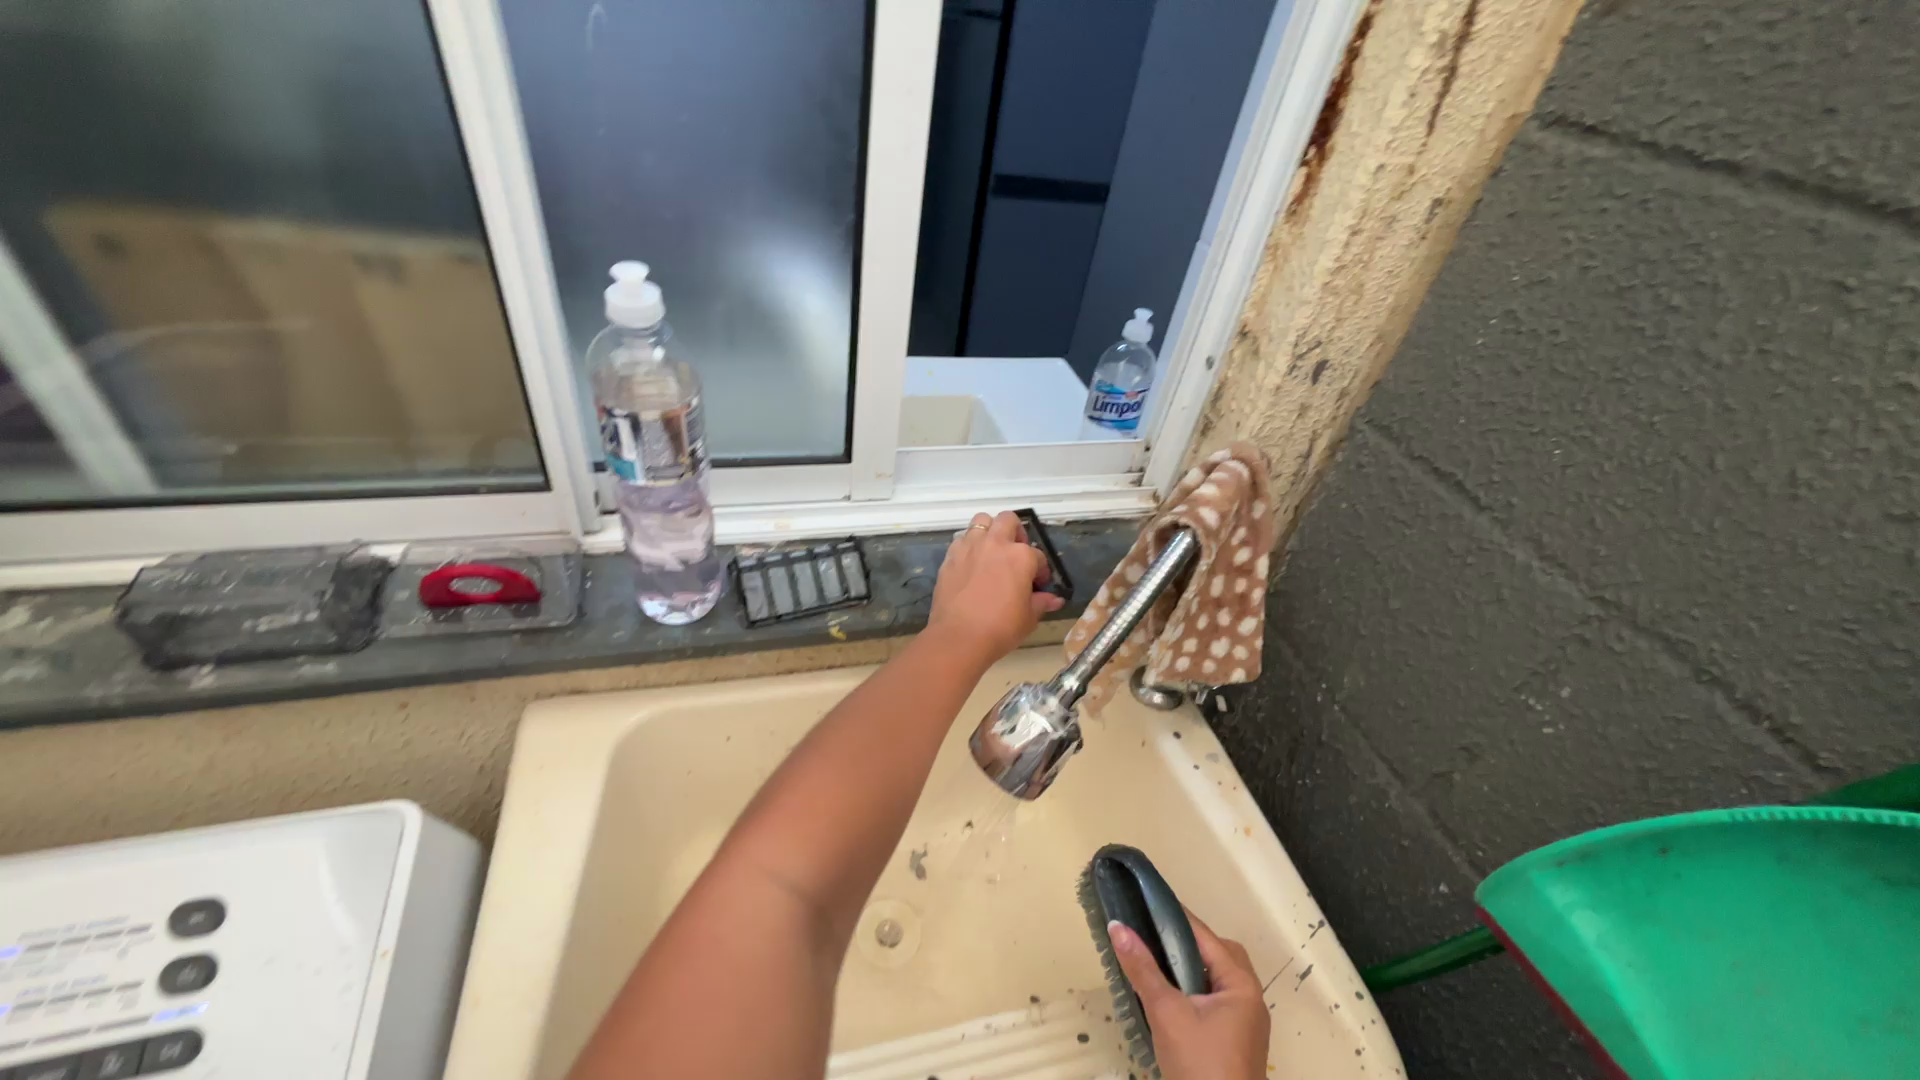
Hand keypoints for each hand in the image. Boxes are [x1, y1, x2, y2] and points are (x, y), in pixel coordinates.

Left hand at [926, 511, 1064, 665]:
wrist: (959, 637)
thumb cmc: (1000, 628)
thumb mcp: (1028, 617)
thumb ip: (1041, 602)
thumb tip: (1055, 600)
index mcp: (1021, 556)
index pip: (1037, 556)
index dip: (1040, 571)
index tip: (1038, 585)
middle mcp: (995, 544)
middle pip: (1008, 520)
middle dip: (1016, 532)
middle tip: (1016, 553)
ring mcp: (970, 547)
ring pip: (981, 521)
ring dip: (989, 531)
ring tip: (991, 552)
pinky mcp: (950, 557)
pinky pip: (961, 540)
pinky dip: (969, 546)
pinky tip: (971, 564)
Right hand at [1109, 911, 1270, 1079]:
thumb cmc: (1199, 1065)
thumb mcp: (1166, 1012)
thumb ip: (1142, 968)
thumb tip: (1117, 926)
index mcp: (1241, 985)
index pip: (1205, 936)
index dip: (1174, 917)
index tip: (1145, 901)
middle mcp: (1249, 999)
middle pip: (1218, 954)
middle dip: (1186, 943)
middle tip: (1152, 938)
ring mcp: (1245, 1024)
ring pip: (1217, 979)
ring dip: (1190, 968)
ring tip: (1156, 965)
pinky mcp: (1236, 1042)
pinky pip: (1216, 1000)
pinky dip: (1194, 990)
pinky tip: (1169, 998)